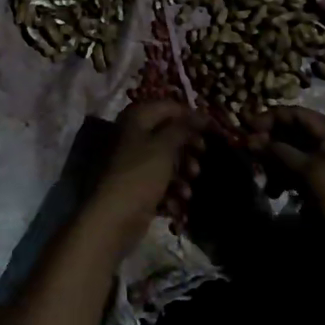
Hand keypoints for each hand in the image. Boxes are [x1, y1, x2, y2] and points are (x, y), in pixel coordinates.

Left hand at [82, 102, 206, 250]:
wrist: (113, 217)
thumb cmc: (140, 174)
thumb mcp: (164, 146)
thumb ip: (182, 128)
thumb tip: (198, 115)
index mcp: (136, 118)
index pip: (168, 106)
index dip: (190, 115)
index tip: (211, 128)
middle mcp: (133, 135)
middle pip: (169, 133)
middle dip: (187, 146)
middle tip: (202, 154)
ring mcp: (134, 162)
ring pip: (167, 160)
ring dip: (182, 172)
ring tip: (189, 185)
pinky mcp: (137, 185)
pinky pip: (160, 182)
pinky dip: (171, 191)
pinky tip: (177, 203)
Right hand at [246, 107, 324, 263]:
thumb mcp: (309, 173)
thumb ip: (280, 152)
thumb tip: (251, 138)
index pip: (296, 113)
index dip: (270, 117)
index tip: (246, 127)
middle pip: (293, 131)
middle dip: (270, 141)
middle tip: (249, 151)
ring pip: (293, 151)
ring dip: (276, 161)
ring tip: (263, 176)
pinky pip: (300, 169)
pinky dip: (286, 176)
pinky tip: (275, 190)